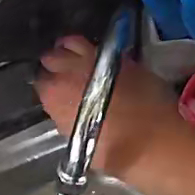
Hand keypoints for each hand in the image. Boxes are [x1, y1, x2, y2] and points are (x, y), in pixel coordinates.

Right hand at [35, 36, 183, 178]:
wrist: (153, 140)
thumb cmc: (114, 151)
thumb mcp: (78, 140)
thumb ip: (65, 118)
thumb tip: (66, 111)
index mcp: (55, 94)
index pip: (40, 82)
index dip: (46, 86)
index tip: (50, 90)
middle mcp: (71, 70)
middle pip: (53, 57)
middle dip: (54, 63)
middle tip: (58, 71)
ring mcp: (97, 59)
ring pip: (74, 43)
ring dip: (70, 49)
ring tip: (72, 55)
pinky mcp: (121, 58)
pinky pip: (99, 48)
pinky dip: (94, 51)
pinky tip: (96, 59)